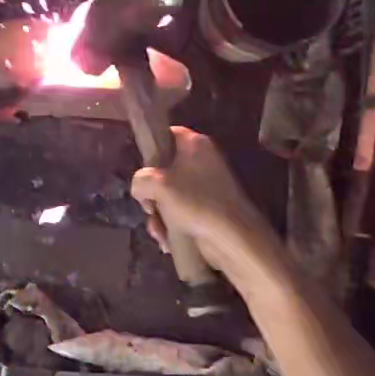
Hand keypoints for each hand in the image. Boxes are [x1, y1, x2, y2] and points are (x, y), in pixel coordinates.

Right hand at [130, 127, 272, 271]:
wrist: (233, 237)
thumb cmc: (196, 203)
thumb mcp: (158, 186)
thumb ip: (140, 180)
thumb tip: (141, 188)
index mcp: (195, 145)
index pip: (168, 134)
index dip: (151, 149)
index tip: (141, 170)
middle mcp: (203, 161)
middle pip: (165, 169)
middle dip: (152, 194)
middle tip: (149, 208)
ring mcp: (208, 186)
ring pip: (171, 195)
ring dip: (160, 215)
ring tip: (160, 233)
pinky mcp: (209, 208)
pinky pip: (182, 212)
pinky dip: (173, 226)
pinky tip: (168, 242)